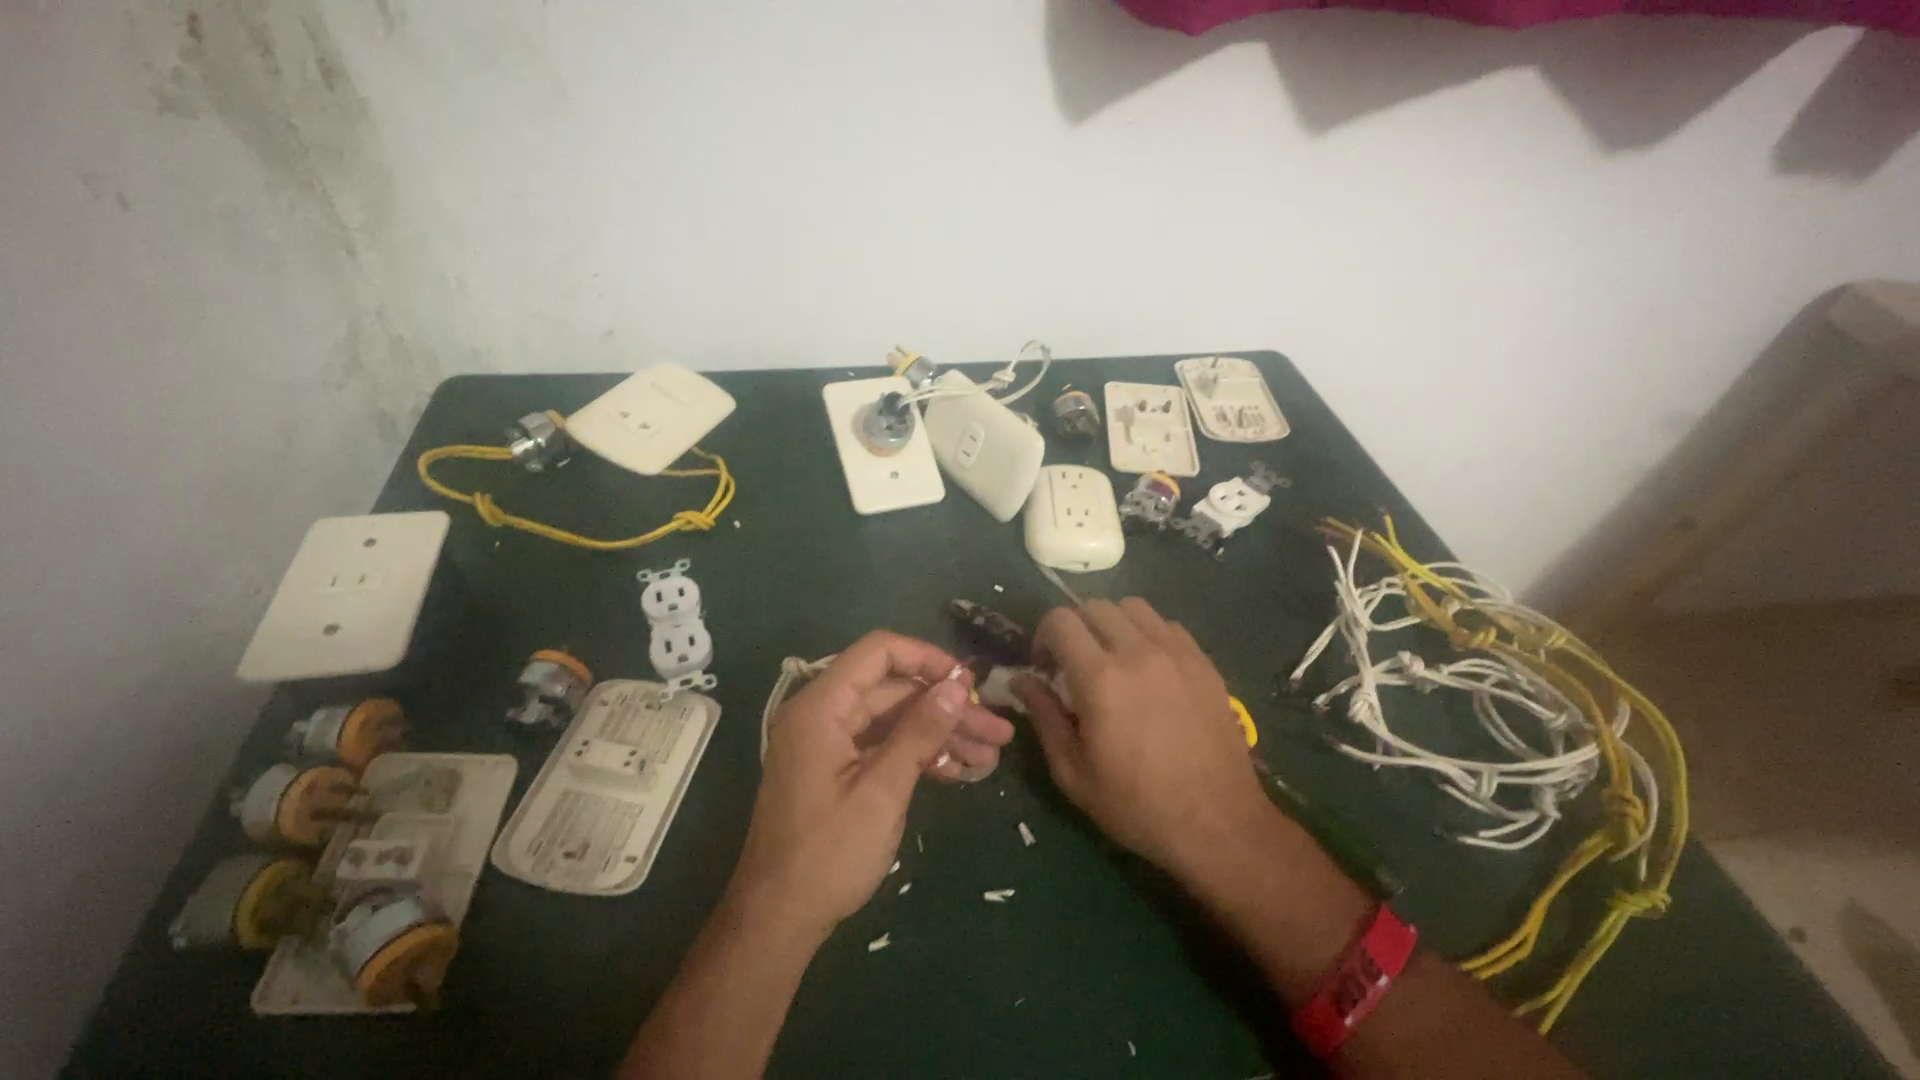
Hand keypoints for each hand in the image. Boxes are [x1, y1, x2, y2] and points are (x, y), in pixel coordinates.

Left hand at [727, 631, 1012, 941]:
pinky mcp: (836, 771)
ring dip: (941, 734)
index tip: (969, 683)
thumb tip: (957, 686)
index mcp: (821, 708)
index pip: (879, 652)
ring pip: (894, 720)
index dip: (928, 659)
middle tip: (998, 731)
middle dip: (947, 707)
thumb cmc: (828, 854)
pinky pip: (883, 747)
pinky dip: (919, 755)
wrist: (778, 918)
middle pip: (893, 690)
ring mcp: (828, 744)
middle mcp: (822, 715)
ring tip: (991, 755)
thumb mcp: (882, 791)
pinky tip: (960, 771)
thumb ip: (919, 732)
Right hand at [1018, 599, 1272, 879]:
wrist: (1217, 822)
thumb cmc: (1136, 805)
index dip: (1042, 637)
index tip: (1045, 668)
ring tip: (1112, 661)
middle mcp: (1138, 652)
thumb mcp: (1073, 772)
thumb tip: (1022, 680)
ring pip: (1133, 608)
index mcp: (1100, 679)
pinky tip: (1149, 671)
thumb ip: (1044, 716)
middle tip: (1074, 665)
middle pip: (1095, 606)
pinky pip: (1167, 626)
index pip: (1060, 621)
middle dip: (1075, 628)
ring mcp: (1177, 653)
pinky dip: (1148, 635)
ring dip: (1112, 625)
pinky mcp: (1204, 663)